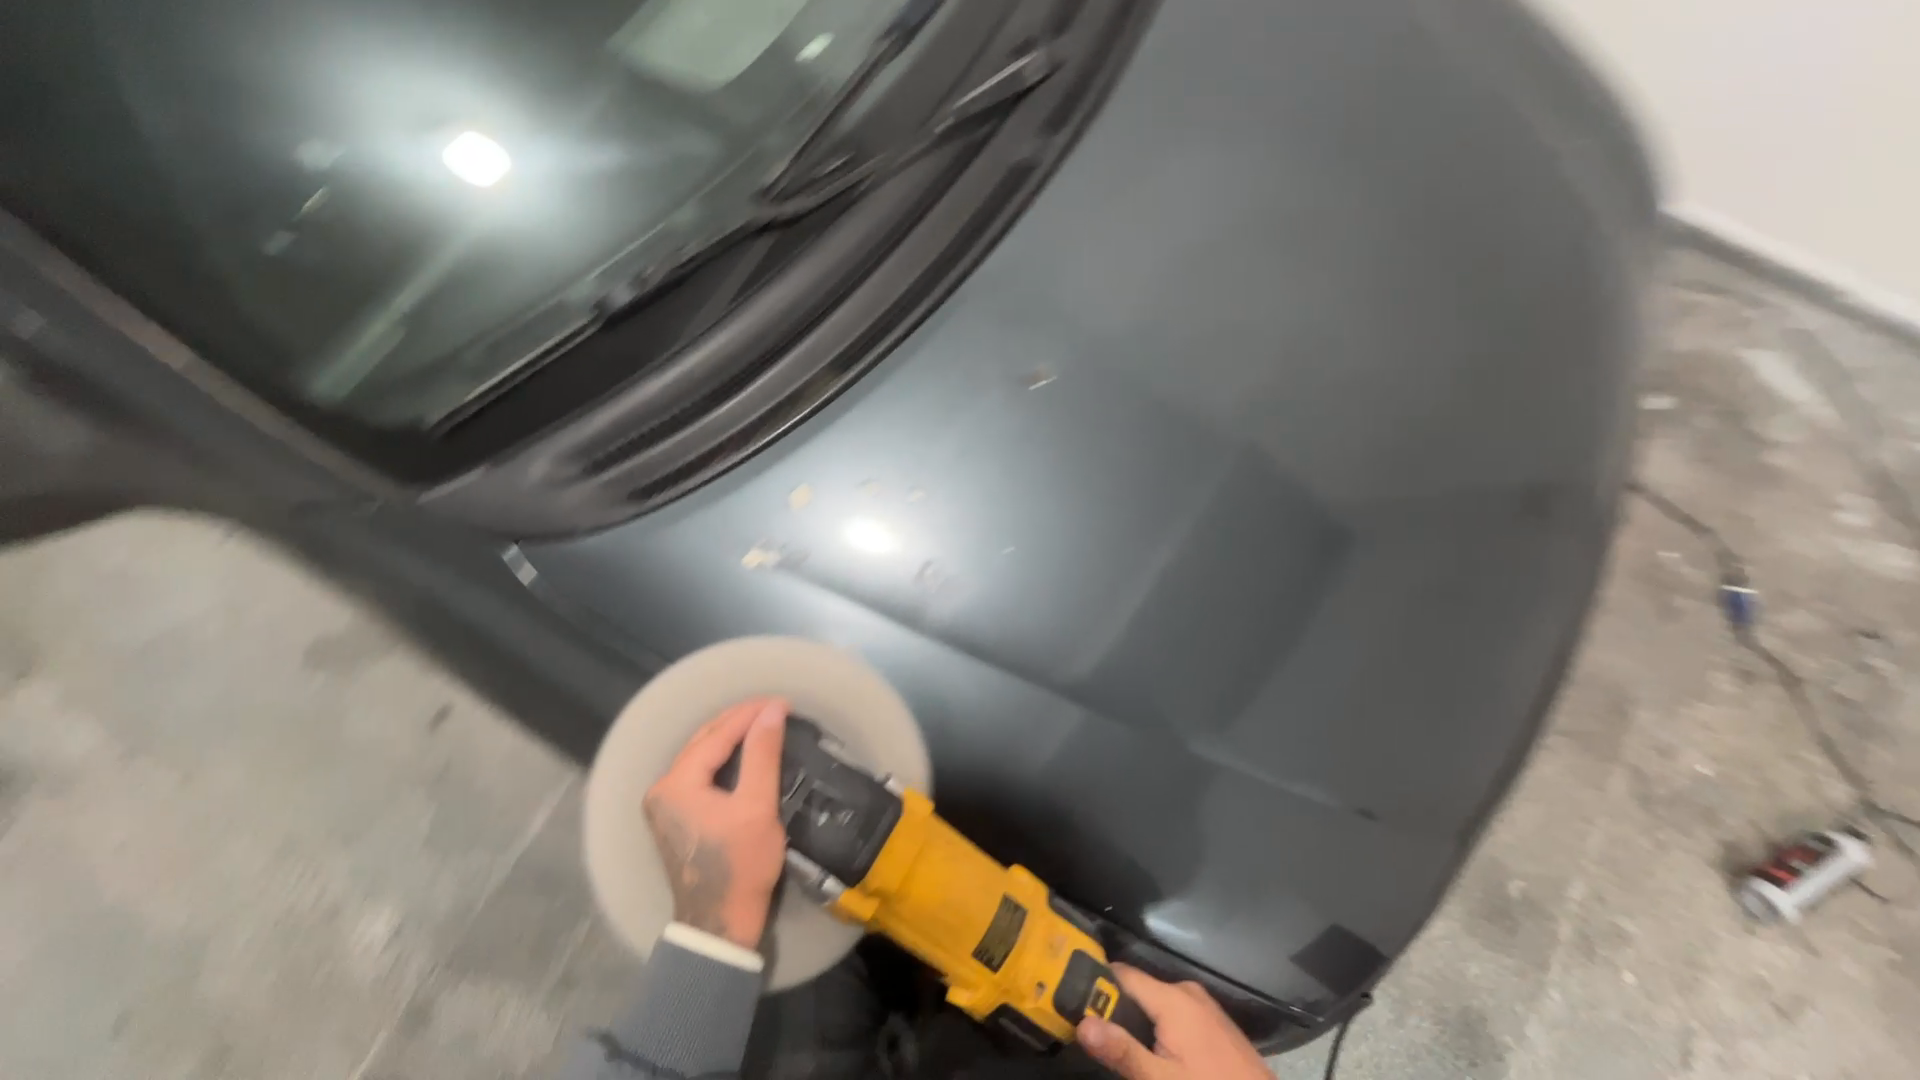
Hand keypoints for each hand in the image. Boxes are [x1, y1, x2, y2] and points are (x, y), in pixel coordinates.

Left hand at [643, 697, 788, 949]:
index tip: (781, 702)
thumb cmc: (741, 865)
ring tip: (763, 725)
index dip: (750, 715)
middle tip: (774, 709)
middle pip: (703, 741)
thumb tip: (773, 709)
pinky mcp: (675, 819)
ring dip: (731, 739)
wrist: (721, 923)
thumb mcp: (757, 806)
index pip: (716, 735)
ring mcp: (664, 806)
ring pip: (701, 757)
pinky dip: (723, 760)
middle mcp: (662, 789)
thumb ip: (763, 754)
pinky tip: (745, 754)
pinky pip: (700, 775)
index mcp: (676, 783)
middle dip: (739, 721)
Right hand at [1077, 965, 1268, 1079]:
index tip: (1072, 1003)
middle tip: (1095, 1038)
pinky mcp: (1213, 1022)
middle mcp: (1187, 992)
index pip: (1121, 974)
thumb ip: (1122, 1052)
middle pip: (1137, 990)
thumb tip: (1082, 1023)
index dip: (1095, 986)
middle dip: (1115, 1011)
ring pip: (1155, 1004)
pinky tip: (1155, 1057)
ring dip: (1137, 1024)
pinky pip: (1174, 1015)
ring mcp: (1203, 1006)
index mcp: (1172, 999)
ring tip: (1121, 1050)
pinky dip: (1158, 1029)